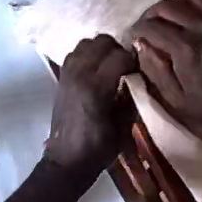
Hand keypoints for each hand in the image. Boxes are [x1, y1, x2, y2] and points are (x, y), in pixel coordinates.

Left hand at [41, 35, 136, 179]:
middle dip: (118, 49)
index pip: (120, 56)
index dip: (134, 59)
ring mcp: (68, 73)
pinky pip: (75, 53)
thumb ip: (130, 97)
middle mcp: (80, 74)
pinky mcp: (61, 77)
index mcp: (97, 87)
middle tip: (126, 64)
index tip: (140, 68)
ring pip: (87, 43)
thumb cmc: (98, 148)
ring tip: (111, 64)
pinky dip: (87, 54)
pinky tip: (96, 68)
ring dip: (101, 49)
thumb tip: (137, 77)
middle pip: (102, 41)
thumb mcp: (123, 126)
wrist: (66, 160)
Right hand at [129, 0, 201, 131]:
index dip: (136, 30)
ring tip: (174, 15)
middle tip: (150, 27)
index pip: (150, 26)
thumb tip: (140, 44)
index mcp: (185, 47)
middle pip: (167, 5)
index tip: (134, 37)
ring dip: (178, 1)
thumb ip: (154, 70)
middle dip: (151, 15)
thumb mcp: (175, 99)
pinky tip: (201, 5)